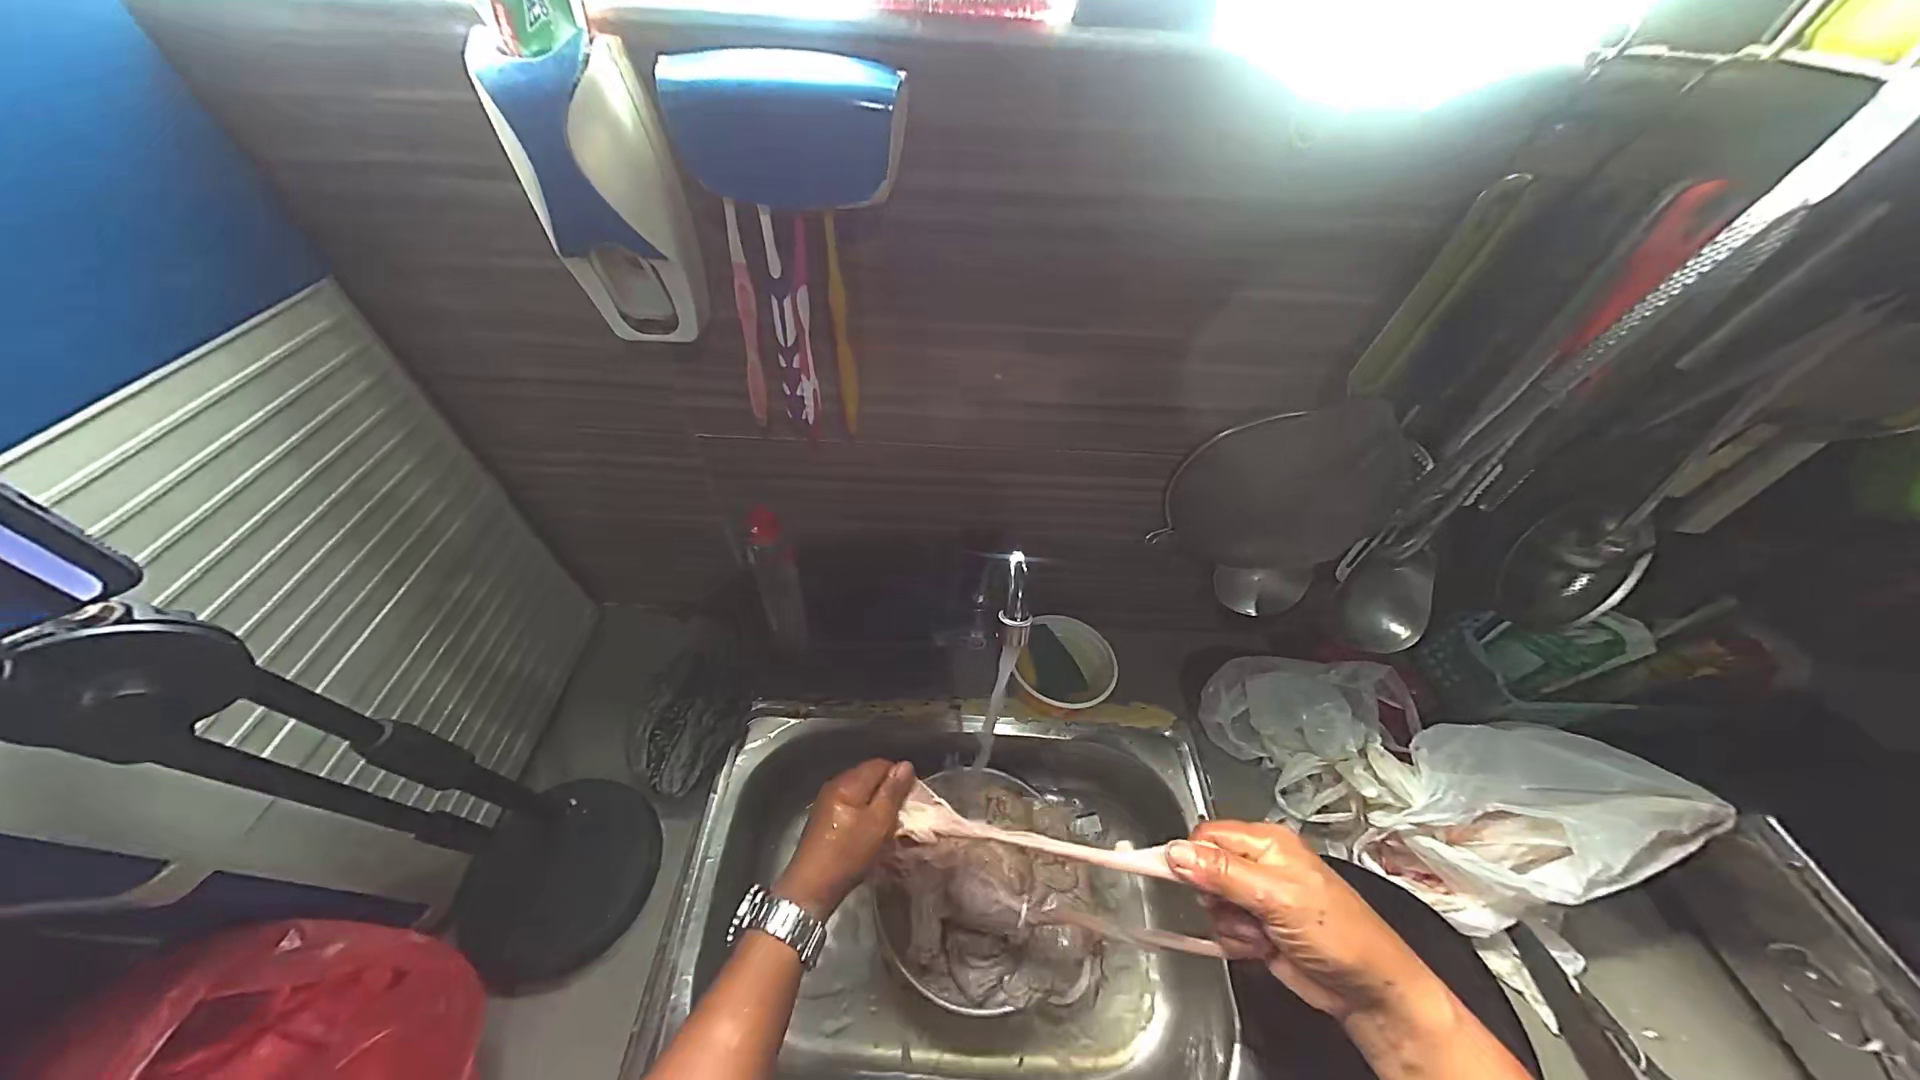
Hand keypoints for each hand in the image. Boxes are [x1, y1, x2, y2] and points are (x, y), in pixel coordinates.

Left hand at [774, 759, 915, 917]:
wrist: (811, 887)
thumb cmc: (848, 854)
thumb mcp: (879, 823)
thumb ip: (892, 792)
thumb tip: (905, 765)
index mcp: (848, 782)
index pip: (881, 764)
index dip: (899, 777)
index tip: (910, 798)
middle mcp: (835, 784)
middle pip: (869, 775)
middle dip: (888, 790)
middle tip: (901, 813)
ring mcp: (827, 800)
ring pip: (860, 791)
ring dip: (876, 803)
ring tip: (887, 824)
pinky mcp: (824, 816)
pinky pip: (850, 803)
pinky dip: (863, 812)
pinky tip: (868, 831)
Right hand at [1167, 821, 1450, 1022]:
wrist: (1372, 992)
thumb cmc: (1342, 935)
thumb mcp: (1276, 897)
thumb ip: (1222, 872)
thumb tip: (1177, 852)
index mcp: (1266, 842)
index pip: (1206, 836)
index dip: (1187, 855)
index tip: (1169, 873)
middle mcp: (1259, 863)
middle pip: (1204, 868)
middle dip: (1214, 896)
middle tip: (1238, 909)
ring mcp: (1258, 896)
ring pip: (1211, 902)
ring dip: (1228, 923)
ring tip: (1260, 932)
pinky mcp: (1257, 925)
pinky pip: (1224, 928)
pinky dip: (1235, 940)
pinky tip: (1262, 946)